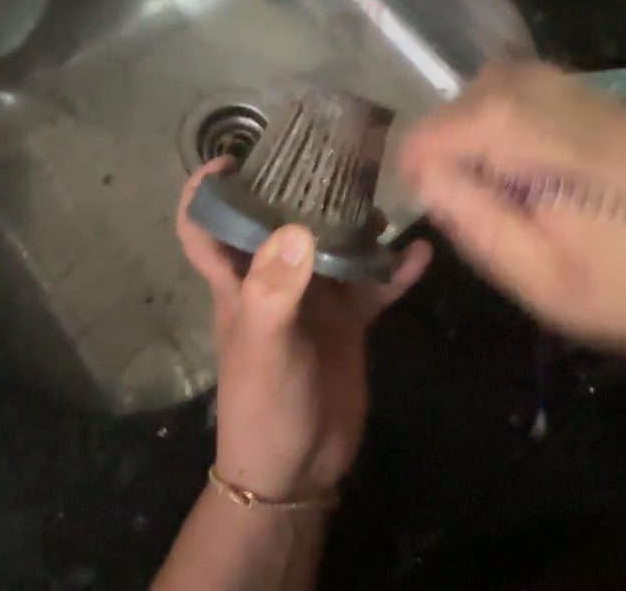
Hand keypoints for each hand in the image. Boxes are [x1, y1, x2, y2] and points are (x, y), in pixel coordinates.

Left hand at [176, 159, 431, 500]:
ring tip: (381, 191)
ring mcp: (314, 299)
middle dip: (298, 190)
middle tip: (332, 155)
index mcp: (238, 280)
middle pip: (279, 222)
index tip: (229, 159)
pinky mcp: (348, 322)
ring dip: (353, 222)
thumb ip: (275, 288)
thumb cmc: (263, 403)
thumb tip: (297, 227)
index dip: (205, 192)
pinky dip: (394, 268)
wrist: (297, 469)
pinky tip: (420, 251)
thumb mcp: (264, 343)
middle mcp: (274, 279)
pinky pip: (373, 285)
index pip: (205, 227)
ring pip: (332, 246)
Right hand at [396, 61, 625, 351]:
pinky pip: (539, 83)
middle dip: (452, 122)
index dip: (436, 135)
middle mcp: (599, 121)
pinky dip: (504, 104)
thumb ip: (475, 219)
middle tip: (440, 168)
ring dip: (476, 108)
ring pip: (516, 75)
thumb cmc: (607, 294)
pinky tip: (510, 147)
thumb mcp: (532, 277)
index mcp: (585, 169)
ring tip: (473, 156)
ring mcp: (609, 105)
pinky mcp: (610, 104)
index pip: (493, 120)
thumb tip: (422, 172)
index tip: (406, 167)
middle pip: (500, 86)